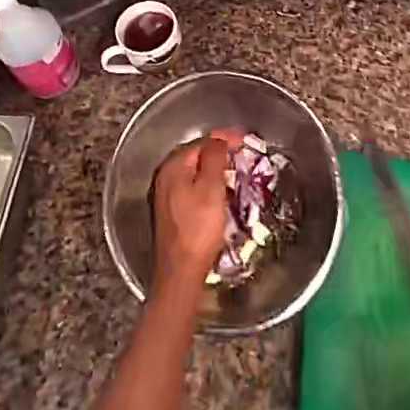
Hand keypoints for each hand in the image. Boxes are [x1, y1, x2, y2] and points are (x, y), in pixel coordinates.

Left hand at [152, 136, 229, 288]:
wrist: (181, 271)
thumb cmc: (199, 229)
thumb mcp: (211, 188)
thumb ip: (215, 158)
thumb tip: (219, 139)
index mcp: (173, 168)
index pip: (202, 142)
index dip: (225, 139)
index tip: (244, 140)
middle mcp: (165, 178)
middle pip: (195, 156)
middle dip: (219, 153)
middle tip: (241, 154)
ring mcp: (166, 196)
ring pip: (194, 173)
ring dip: (214, 170)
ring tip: (234, 172)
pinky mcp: (171, 212)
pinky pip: (191, 189)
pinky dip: (207, 186)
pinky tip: (220, 193)